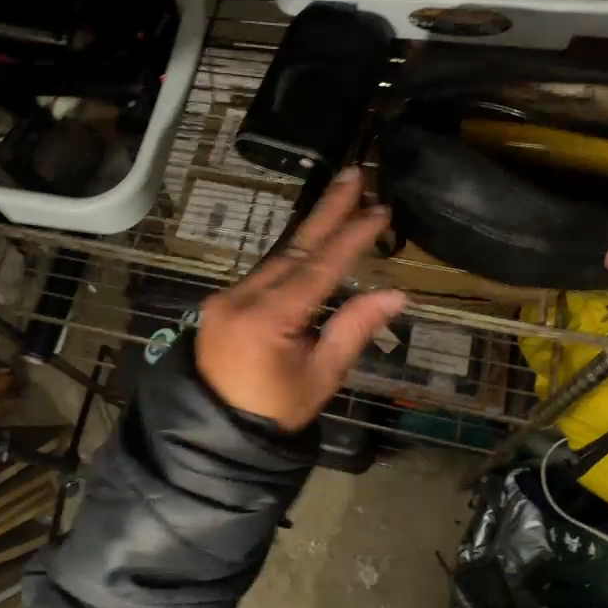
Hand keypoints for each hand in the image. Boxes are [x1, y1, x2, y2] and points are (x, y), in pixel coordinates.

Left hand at [196, 169, 406, 431]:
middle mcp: (242, 297)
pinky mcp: (222, 302)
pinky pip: (264, 272)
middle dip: (327, 210)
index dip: (350, 237)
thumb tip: (395, 294)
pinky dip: (292, 256)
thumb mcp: (320, 377)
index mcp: (268, 318)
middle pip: (293, 247)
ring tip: (343, 198)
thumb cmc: (273, 412)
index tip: (379, 210)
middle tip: (354, 174)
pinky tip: (314, 241)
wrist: (212, 432)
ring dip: (311, 230)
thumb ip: (353, 330)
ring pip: (277, 257)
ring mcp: (227, 297)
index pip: (317, 268)